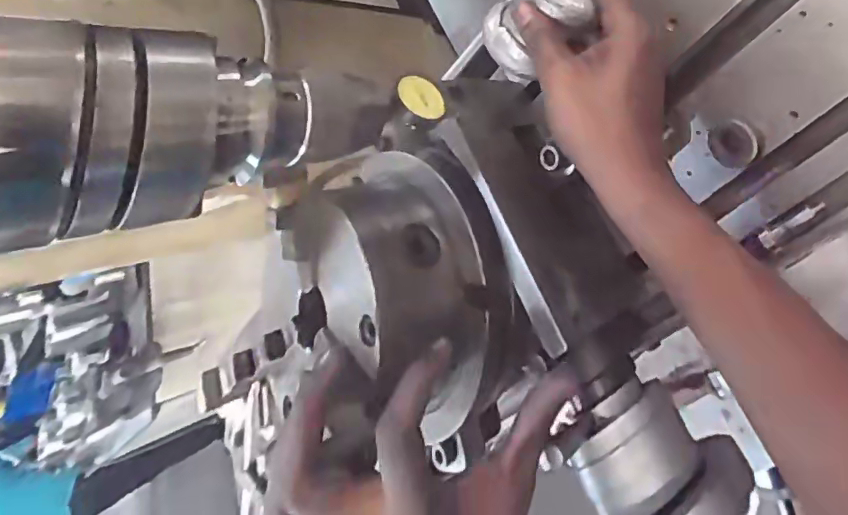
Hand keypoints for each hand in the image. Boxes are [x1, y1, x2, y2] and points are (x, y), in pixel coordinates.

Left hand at [267, 341, 574, 514]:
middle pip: (302, 476)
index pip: (395, 435)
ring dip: (295, 428)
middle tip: (337, 354)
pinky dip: (295, 456)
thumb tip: (566, 375)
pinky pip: (289, 496)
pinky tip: (321, 425)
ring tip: (323, 379)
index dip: (416, 382)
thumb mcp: (507, 490)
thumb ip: (531, 430)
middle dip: (311, 406)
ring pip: (282, 487)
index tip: (439, 350)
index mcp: (410, 509)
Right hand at [516, 0, 672, 206]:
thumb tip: (527, 9)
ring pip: (606, 15)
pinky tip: (560, 30)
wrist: (629, 176)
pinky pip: (607, 36)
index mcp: (628, 28)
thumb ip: (543, 38)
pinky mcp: (634, 72)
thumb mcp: (560, 78)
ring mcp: (640, 54)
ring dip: (578, 1)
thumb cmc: (595, 126)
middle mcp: (640, 34)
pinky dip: (583, 27)